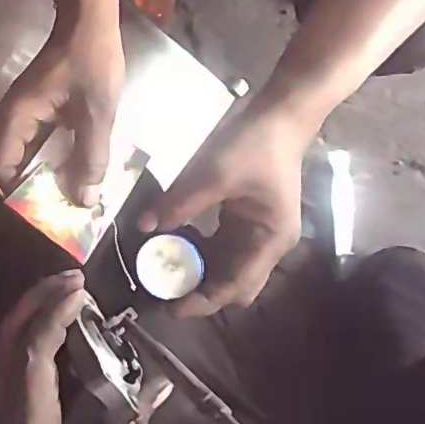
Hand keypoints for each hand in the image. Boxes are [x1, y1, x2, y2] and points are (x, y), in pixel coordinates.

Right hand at [0, 0, 124, 206]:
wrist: (91, 16)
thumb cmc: (91, 59)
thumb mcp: (96, 111)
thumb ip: (91, 156)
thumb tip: (85, 200)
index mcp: (18, 117)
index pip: (1, 166)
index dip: (19, 193)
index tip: (44, 212)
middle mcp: (16, 118)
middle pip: (17, 166)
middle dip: (40, 190)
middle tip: (65, 212)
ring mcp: (30, 114)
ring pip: (33, 157)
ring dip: (52, 176)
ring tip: (75, 198)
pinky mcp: (45, 110)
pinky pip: (46, 144)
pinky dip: (61, 160)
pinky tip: (82, 172)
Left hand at [0, 271, 160, 423]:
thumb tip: (159, 386)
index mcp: (26, 417)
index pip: (33, 350)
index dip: (55, 314)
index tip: (83, 291)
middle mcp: (6, 401)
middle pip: (11, 332)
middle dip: (39, 297)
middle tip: (77, 277)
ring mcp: (2, 403)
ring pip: (8, 341)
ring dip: (35, 309)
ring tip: (73, 293)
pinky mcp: (7, 408)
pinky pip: (16, 355)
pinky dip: (36, 329)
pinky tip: (66, 329)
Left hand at [137, 103, 313, 316]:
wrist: (281, 116)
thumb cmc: (254, 145)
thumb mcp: (214, 174)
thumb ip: (180, 203)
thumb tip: (143, 226)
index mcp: (270, 240)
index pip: (235, 287)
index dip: (203, 302)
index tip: (170, 307)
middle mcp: (269, 245)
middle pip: (234, 286)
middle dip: (201, 291)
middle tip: (164, 288)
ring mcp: (260, 234)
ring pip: (227, 269)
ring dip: (200, 271)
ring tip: (165, 268)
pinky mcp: (249, 222)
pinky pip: (223, 248)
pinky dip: (202, 251)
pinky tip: (179, 242)